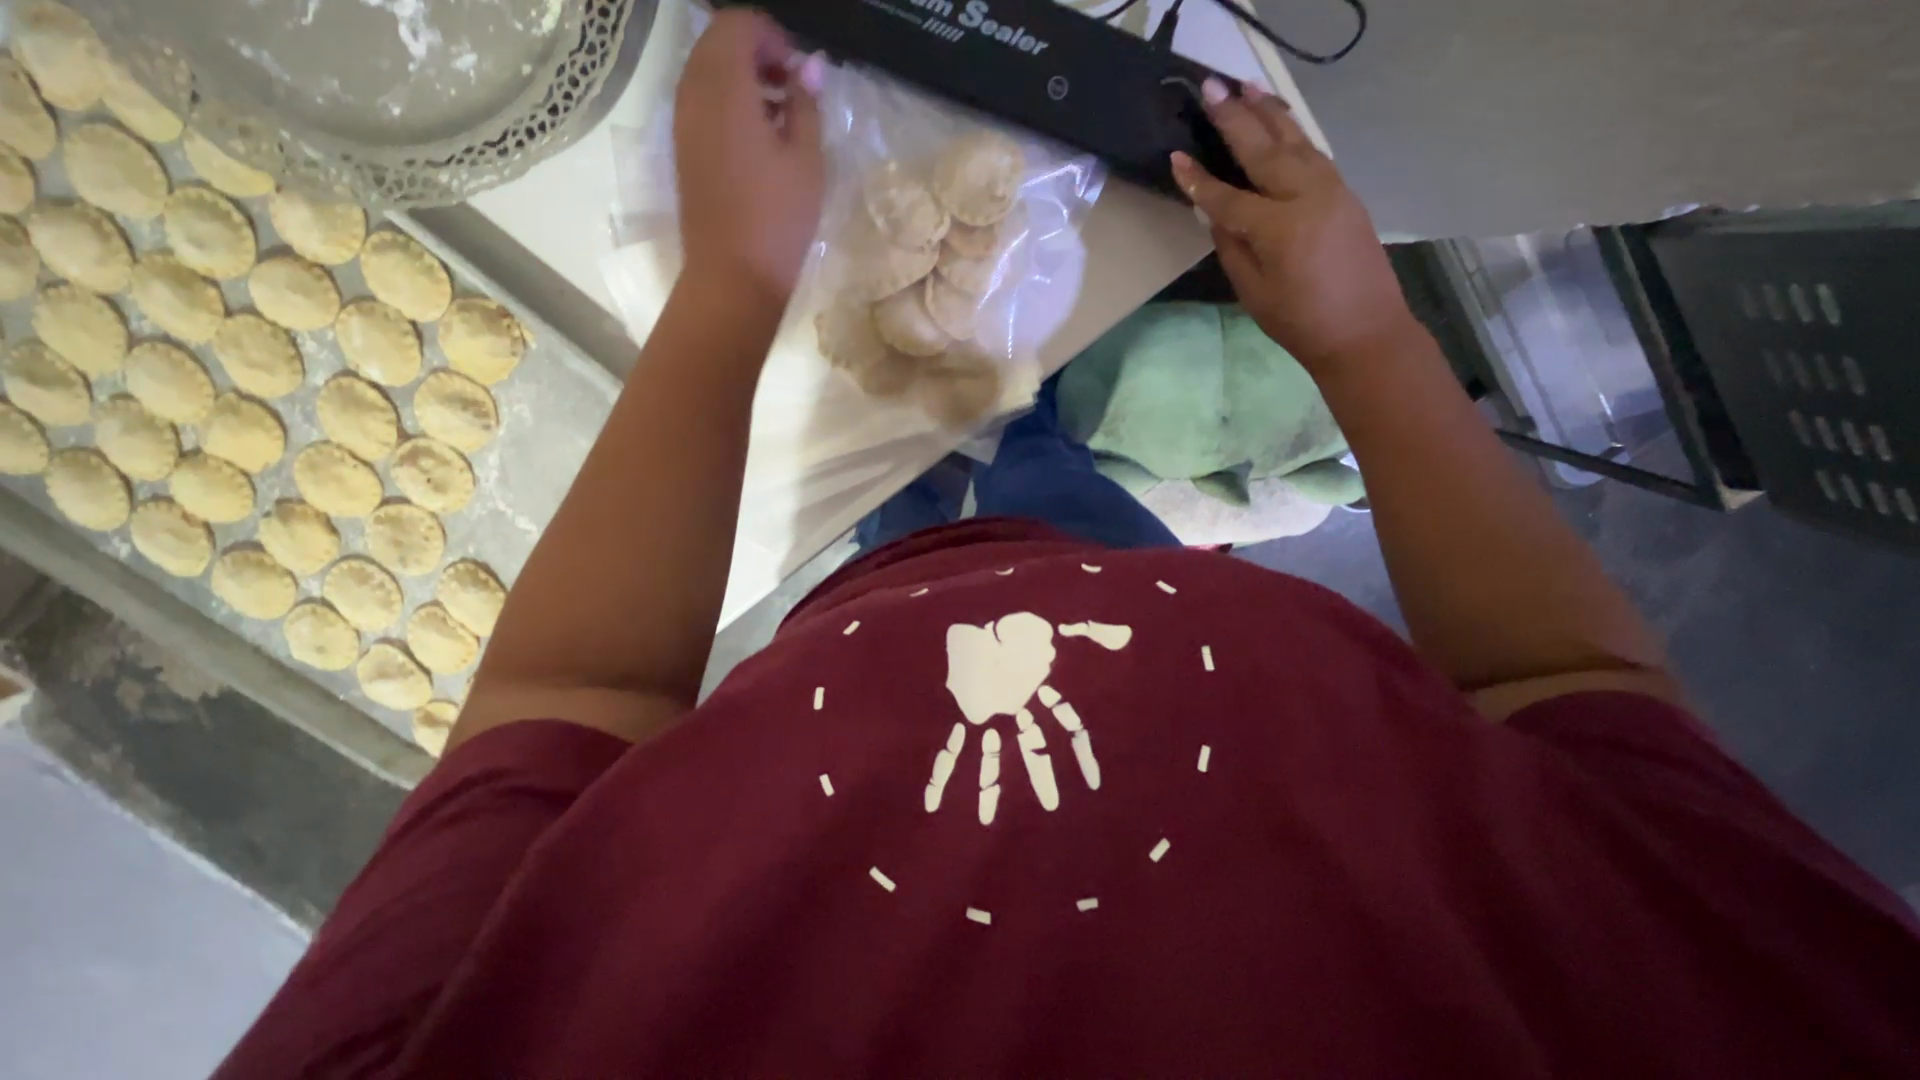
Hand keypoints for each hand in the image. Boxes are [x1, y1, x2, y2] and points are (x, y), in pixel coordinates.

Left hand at [673, 11, 824, 308]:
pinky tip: (757, 137)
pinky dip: (726, 100)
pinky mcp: (682, 147)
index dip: (771, 36)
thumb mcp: (807, 158)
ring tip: (778, 115)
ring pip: (704, 70)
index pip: (737, 25)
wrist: (733, 274)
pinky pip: (698, 100)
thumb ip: (806, 103)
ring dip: (740, 76)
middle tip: (790, 88)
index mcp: (726, 89)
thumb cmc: (778, 218)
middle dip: (754, 51)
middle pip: (716, 42)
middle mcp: (694, 95)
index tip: (798, 72)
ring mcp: (682, 121)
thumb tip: (810, 65)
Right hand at [1171, 82, 1419, 372]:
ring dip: (1268, 112)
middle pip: (1264, 149)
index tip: (1176, 157)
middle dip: (1235, 119)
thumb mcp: (1253, 291)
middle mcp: (1308, 197)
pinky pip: (1313, 153)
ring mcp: (1332, 190)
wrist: (1365, 332)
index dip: (1199, 180)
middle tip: (1211, 89)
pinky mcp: (1345, 193)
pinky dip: (1292, 133)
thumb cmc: (1300, 322)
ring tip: (1244, 88)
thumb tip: (1217, 213)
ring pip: (1295, 141)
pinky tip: (1278, 121)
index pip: (1228, 197)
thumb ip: (1232, 247)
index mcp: (1280, 229)